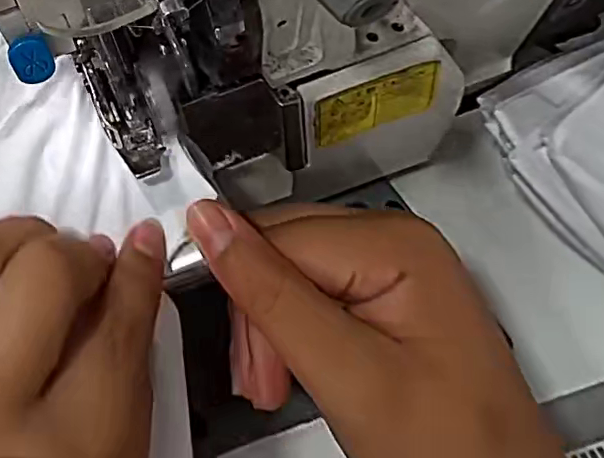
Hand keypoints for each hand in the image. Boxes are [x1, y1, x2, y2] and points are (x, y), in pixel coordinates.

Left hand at [0, 215, 167, 457]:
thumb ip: (120, 385)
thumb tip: (127, 291)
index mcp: (61, 457)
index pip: (117, 333)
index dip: (139, 276)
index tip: (143, 248)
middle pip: (48, 277)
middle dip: (83, 255)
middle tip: (95, 264)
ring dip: (23, 240)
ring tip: (42, 256)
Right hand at [186, 200, 562, 457]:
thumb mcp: (351, 378)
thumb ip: (271, 293)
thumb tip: (208, 223)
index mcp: (394, 241)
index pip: (273, 236)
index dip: (245, 292)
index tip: (245, 352)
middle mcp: (392, 240)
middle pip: (276, 247)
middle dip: (257, 314)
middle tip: (262, 376)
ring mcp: (389, 265)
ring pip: (282, 267)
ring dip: (267, 325)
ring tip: (277, 381)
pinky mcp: (380, 293)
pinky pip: (304, 286)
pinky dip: (288, 329)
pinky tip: (296, 365)